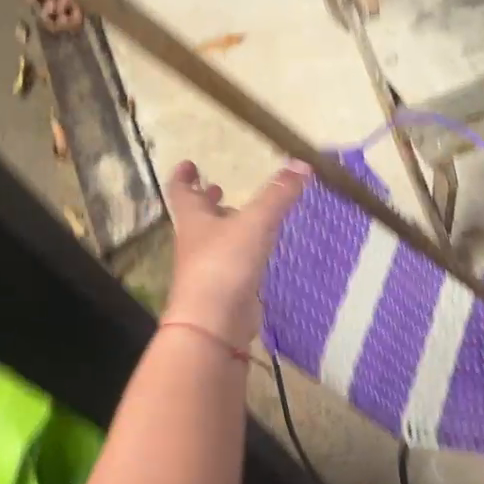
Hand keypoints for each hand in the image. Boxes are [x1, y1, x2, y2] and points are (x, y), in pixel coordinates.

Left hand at [162, 158, 310, 344]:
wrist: (215, 321)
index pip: (182, 191)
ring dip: (225, 226)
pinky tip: (258, 251)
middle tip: (216, 187)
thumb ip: (279, 195)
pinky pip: (232, 262)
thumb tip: (302, 163)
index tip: (189, 164)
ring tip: (244, 217)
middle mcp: (196, 241)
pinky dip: (242, 252)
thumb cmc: (225, 263)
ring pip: (215, 240)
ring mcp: (209, 267)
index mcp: (194, 220)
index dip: (184, 176)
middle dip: (207, 201)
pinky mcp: (225, 289)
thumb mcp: (255, 222)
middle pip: (197, 216)